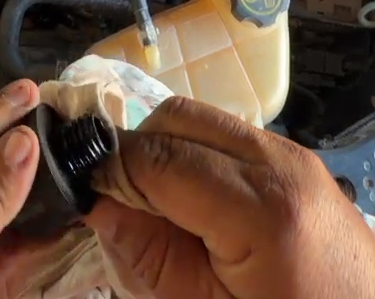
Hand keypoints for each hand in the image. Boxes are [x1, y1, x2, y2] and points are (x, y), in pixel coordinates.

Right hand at [84, 96, 374, 298]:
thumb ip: (149, 257)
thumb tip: (96, 203)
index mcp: (261, 209)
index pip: (160, 158)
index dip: (112, 169)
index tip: (81, 191)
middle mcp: (277, 160)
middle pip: (178, 118)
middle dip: (137, 150)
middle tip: (119, 202)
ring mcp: (290, 152)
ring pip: (199, 117)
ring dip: (164, 147)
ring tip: (156, 205)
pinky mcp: (293, 156)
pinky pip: (224, 134)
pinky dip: (194, 152)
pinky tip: (193, 200)